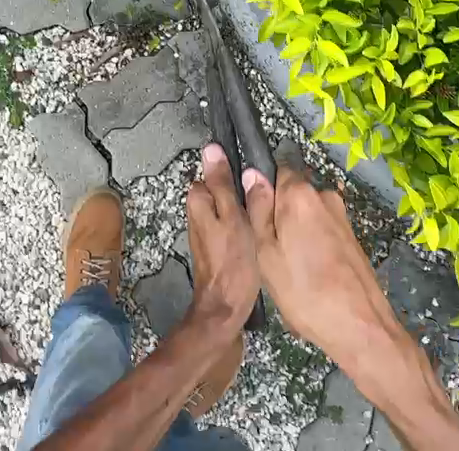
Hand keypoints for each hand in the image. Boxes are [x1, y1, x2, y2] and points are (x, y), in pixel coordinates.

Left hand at [185, 143, 260, 332]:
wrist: (227, 308)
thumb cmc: (234, 262)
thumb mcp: (234, 216)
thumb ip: (222, 183)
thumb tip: (211, 148)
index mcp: (198, 200)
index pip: (215, 172)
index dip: (236, 177)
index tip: (255, 187)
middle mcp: (196, 213)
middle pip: (222, 190)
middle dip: (241, 196)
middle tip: (261, 209)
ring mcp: (205, 231)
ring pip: (227, 209)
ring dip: (243, 213)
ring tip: (262, 223)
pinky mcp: (214, 246)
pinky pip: (230, 226)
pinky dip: (242, 228)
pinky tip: (256, 238)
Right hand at [243, 161, 401, 368]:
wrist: (360, 326)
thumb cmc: (304, 291)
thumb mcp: (266, 252)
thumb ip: (258, 209)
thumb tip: (252, 173)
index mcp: (300, 193)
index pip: (275, 170)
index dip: (262, 191)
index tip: (255, 218)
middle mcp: (324, 195)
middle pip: (292, 194)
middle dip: (279, 214)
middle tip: (269, 250)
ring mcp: (341, 216)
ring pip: (307, 214)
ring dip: (296, 232)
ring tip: (290, 268)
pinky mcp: (352, 236)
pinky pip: (322, 230)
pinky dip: (313, 245)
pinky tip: (310, 274)